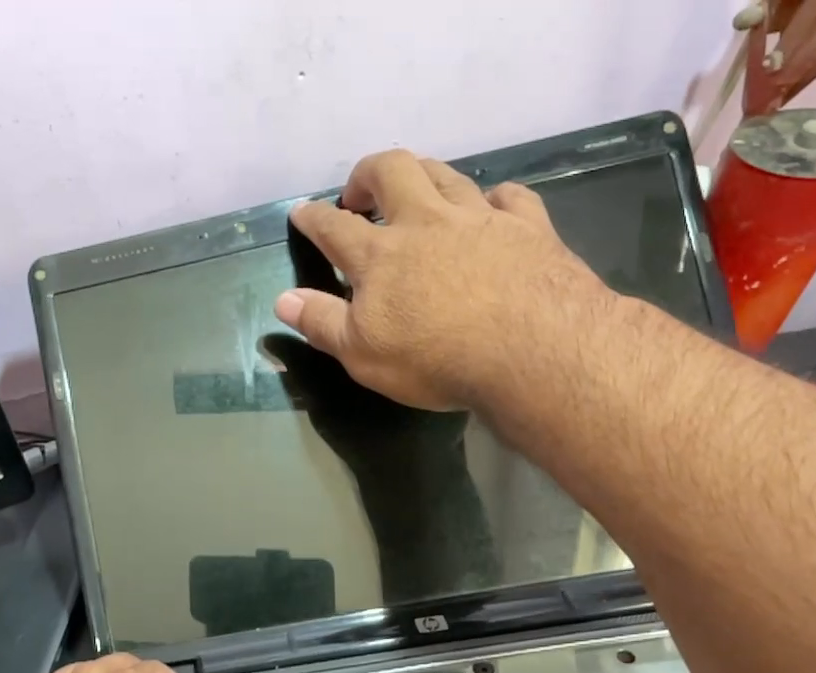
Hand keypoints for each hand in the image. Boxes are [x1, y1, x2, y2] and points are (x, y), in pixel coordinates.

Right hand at [276, 150, 616, 411]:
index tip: (301, 213)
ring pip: (446, 174)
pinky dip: (493, 197)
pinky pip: (509, 196)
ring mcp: (480, 218)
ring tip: (415, 191)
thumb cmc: (435, 358)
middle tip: (359, 193)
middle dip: (368, 173)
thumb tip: (282, 299)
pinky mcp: (528, 226)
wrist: (533, 351)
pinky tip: (491, 208)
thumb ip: (322, 322)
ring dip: (424, 174)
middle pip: (393, 170)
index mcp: (380, 255)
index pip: (334, 226)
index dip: (313, 217)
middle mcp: (426, 222)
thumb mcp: (361, 354)